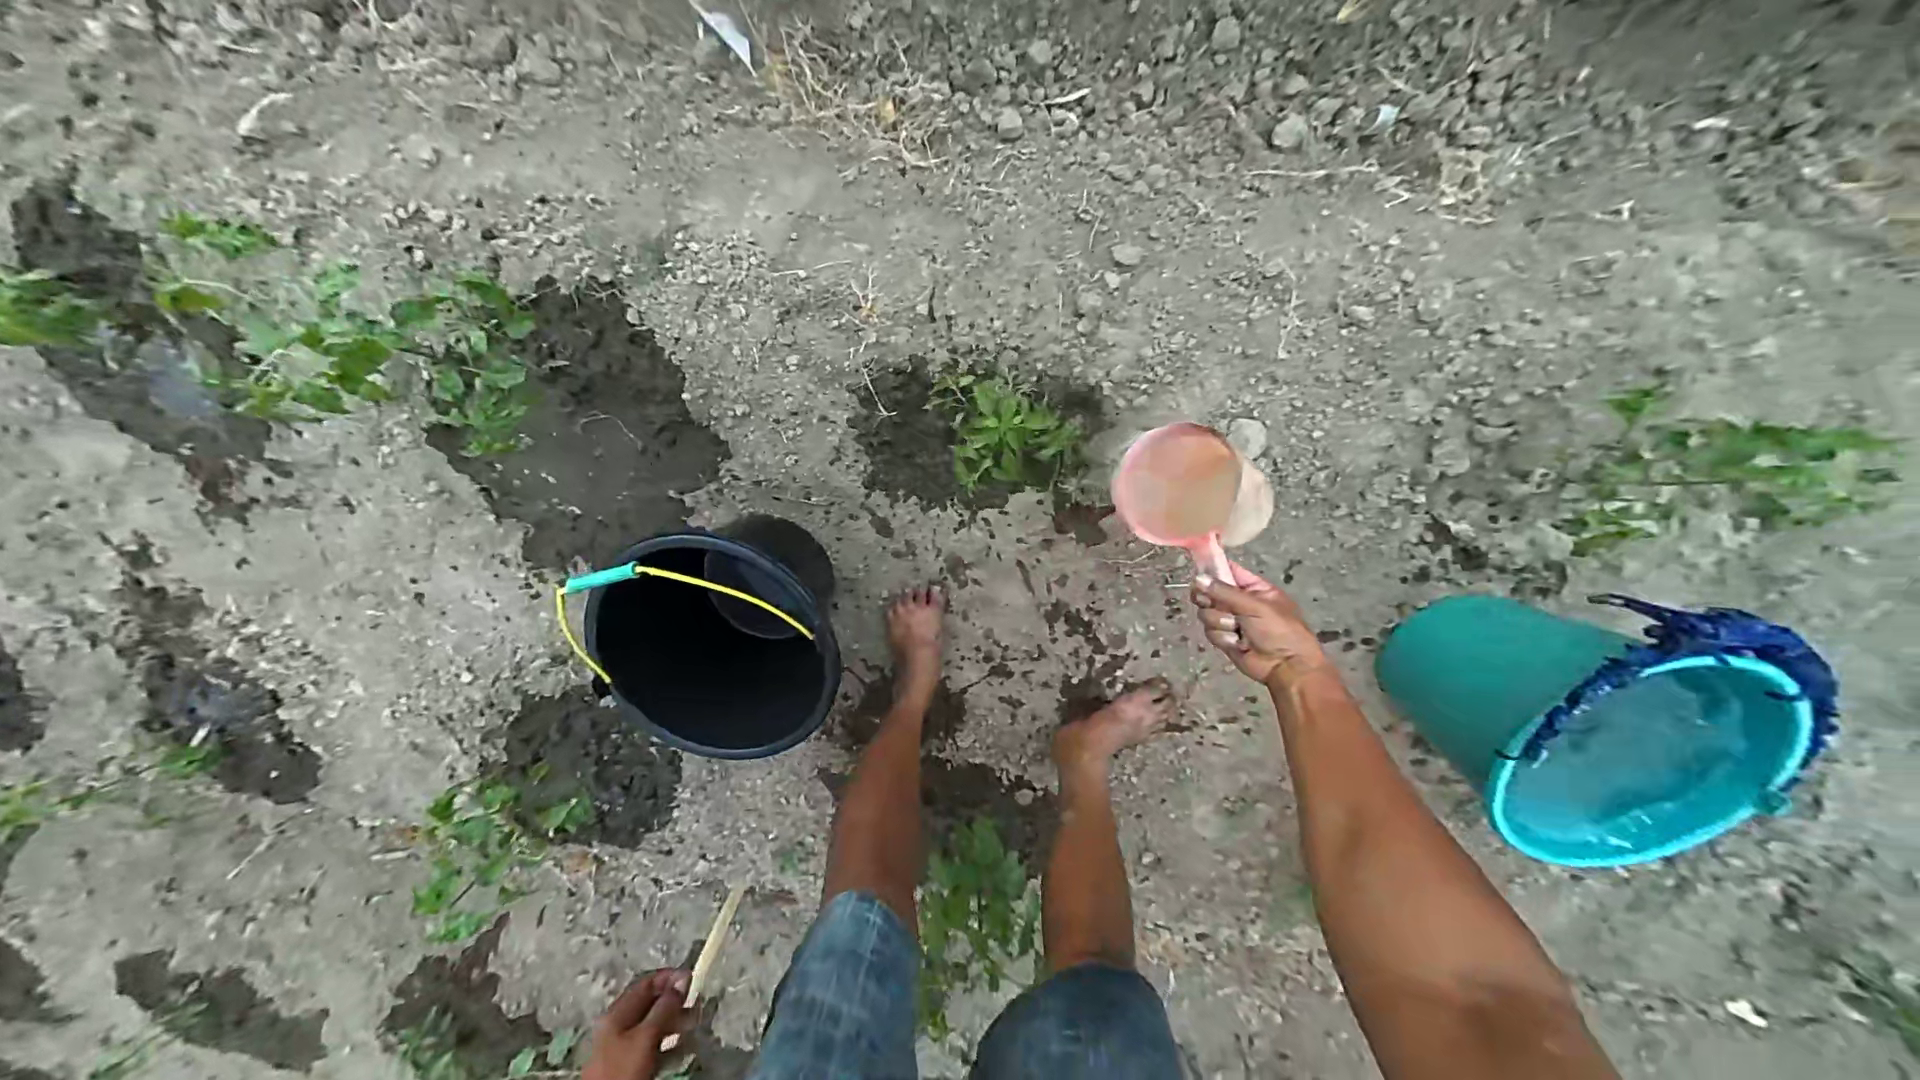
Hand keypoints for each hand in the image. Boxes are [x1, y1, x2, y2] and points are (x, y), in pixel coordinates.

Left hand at [582, 969, 692, 1079]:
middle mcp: (618, 1025)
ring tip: (694, 1025)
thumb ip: (664, 1007)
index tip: (692, 979)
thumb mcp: (646, 1036)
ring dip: (675, 1022)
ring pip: (653, 1025)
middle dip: (675, 1001)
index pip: (646, 983)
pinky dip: (669, 1042)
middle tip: (696, 1004)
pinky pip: (653, 1045)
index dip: (669, 977)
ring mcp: (622, 1046)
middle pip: (650, 1003)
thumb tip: (683, 979)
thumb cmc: (623, 1071)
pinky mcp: (629, 1065)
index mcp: (617, 1013)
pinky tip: (683, 1047)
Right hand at [1189, 560, 1332, 688]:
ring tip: (1236, 629)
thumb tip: (1198, 578)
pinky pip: (1210, 631)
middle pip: (1209, 591)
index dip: (1211, 569)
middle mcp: (1239, 601)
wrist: (1286, 666)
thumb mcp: (1255, 606)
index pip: (1228, 570)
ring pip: (1206, 612)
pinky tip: (1237, 642)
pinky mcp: (1224, 637)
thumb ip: (1224, 592)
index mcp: (1253, 588)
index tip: (1198, 573)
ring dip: (1219, 621)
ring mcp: (1230, 620)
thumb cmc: (1279, 630)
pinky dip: (1222, 637)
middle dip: (1209, 599)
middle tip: (1210, 603)